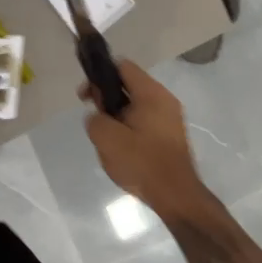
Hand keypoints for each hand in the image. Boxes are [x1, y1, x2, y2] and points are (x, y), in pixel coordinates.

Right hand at [77, 59, 209, 217]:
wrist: (176, 196)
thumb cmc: (142, 163)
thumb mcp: (106, 138)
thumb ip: (94, 119)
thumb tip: (96, 116)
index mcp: (151, 94)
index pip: (122, 66)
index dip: (99, 75)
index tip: (85, 96)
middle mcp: (164, 100)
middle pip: (128, 86)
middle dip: (106, 99)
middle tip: (94, 120)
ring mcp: (170, 119)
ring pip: (135, 106)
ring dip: (116, 117)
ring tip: (105, 139)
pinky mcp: (170, 136)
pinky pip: (144, 122)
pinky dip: (128, 128)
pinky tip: (120, 149)